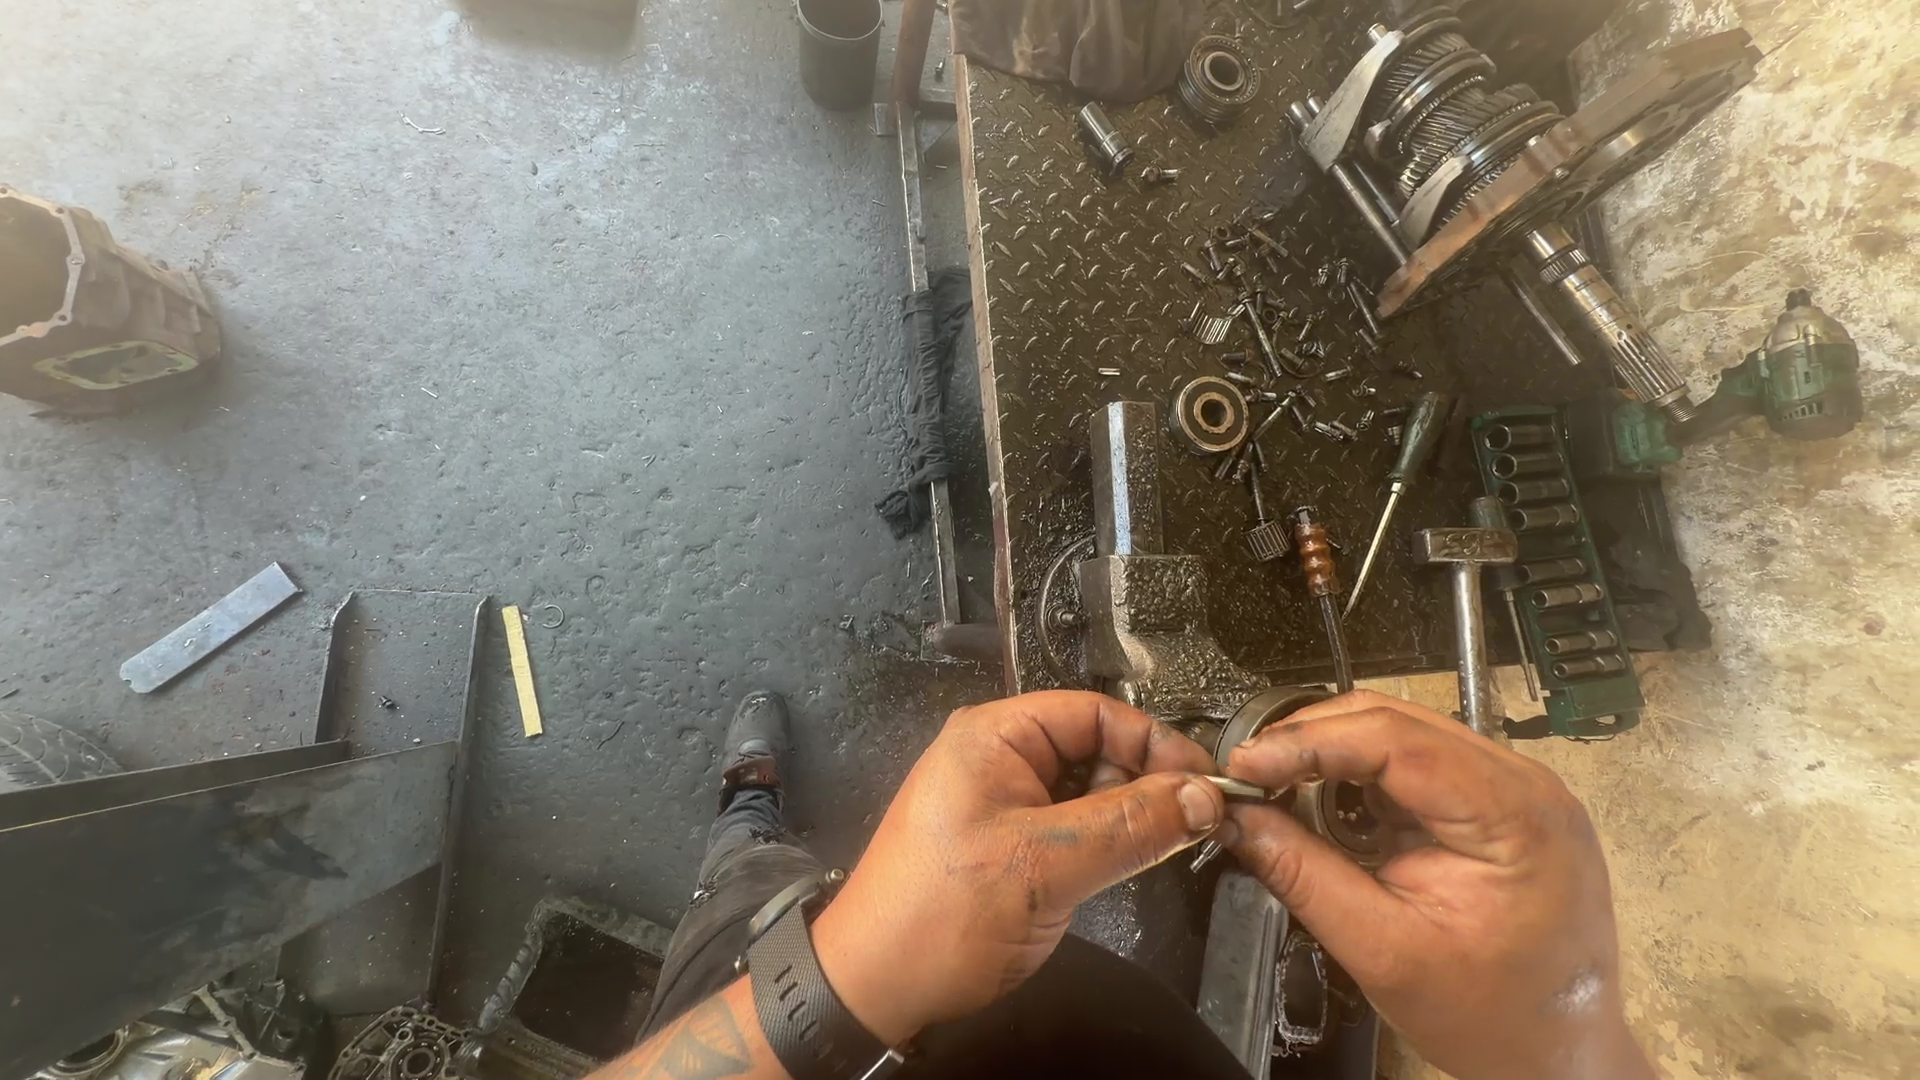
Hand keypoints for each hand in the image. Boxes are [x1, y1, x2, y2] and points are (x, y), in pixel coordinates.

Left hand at [808, 690, 1227, 1043]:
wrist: (877, 986)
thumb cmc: (949, 911)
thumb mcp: (1046, 864)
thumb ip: (1130, 826)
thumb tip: (1206, 796)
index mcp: (996, 733)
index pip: (1093, 712)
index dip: (1154, 741)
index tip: (1206, 782)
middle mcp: (1000, 752)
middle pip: (1093, 746)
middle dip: (1144, 779)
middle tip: (1196, 821)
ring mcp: (1003, 796)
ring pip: (1087, 787)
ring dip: (1128, 812)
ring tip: (1167, 842)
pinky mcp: (1009, 837)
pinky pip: (1071, 822)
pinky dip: (1105, 837)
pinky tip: (1131, 858)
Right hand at [1223, 691, 1651, 1079]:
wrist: (1557, 1059)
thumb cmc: (1489, 1017)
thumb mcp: (1380, 949)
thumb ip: (1300, 873)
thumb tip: (1233, 816)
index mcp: (1514, 816)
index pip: (1394, 740)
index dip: (1308, 740)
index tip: (1246, 763)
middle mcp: (1520, 783)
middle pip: (1391, 720)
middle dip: (1309, 737)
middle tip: (1251, 770)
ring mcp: (1507, 786)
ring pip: (1392, 728)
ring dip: (1326, 748)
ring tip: (1275, 779)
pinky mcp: (1486, 797)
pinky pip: (1403, 756)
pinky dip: (1350, 767)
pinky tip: (1320, 792)